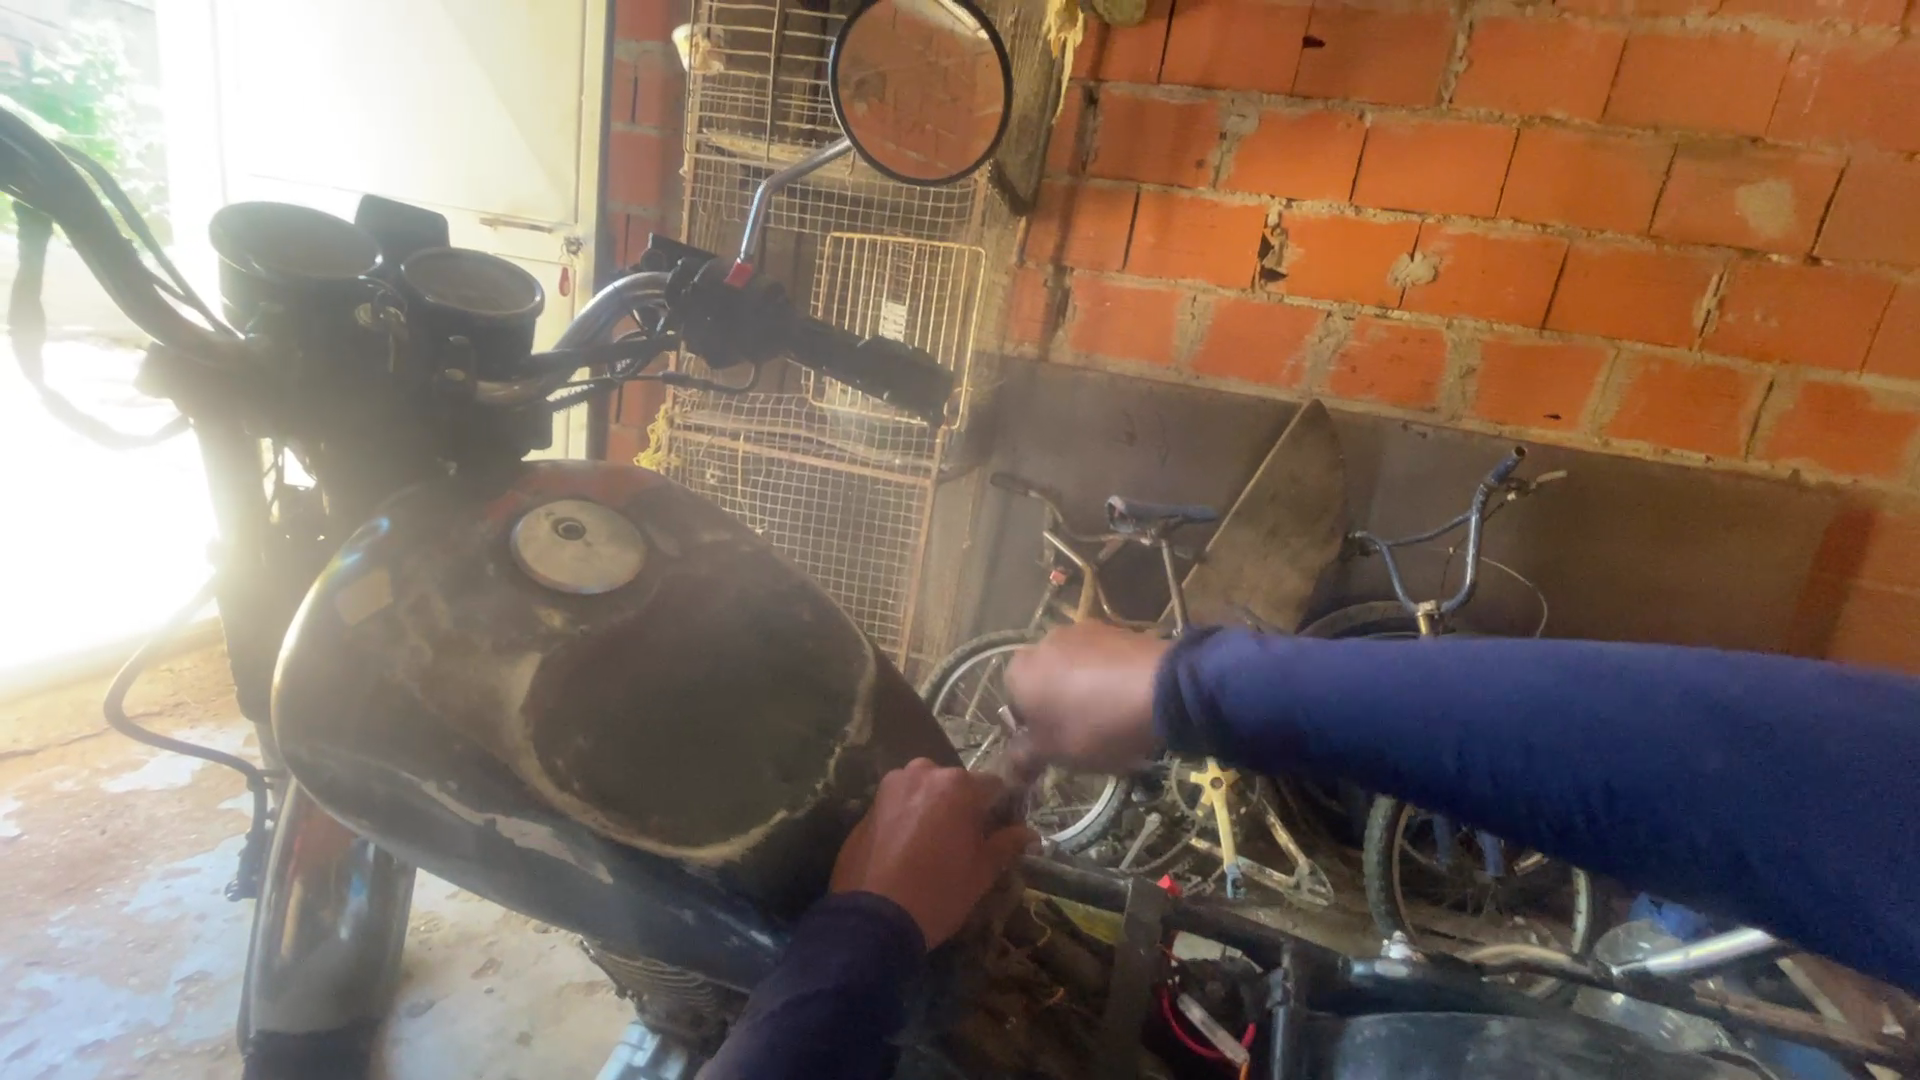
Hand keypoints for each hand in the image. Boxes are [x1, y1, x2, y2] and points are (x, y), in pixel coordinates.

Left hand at [831, 759, 1035, 947]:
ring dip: (934, 807)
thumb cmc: (938, 893)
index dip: (1001, 809)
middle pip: (956, 784)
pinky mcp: (869, 804)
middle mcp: (924, 773)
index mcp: (957, 785)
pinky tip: (908, 848)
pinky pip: (900, 803)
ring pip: (925, 790)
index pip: (994, 786)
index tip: (1001, 832)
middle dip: (965, 807)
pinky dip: (908, 817)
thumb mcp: (982, 872)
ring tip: (935, 845)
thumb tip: (1031, 834)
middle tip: (967, 842)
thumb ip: (1007, 844)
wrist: (872, 920)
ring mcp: (892, 786)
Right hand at [1004, 621, 1170, 773]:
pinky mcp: (1116, 630)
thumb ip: (1022, 760)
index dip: (1033, 730)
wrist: (1161, 690)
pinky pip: (1104, 660)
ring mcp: (1082, 631)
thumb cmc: (1094, 725)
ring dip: (1085, 690)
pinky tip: (1131, 700)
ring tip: (1114, 719)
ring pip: (1075, 669)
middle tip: (1084, 736)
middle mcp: (1043, 642)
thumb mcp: (1053, 753)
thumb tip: (1007, 773)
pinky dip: (1111, 677)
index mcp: (1019, 670)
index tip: (1056, 748)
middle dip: (1059, 706)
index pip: (1014, 704)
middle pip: (1044, 682)